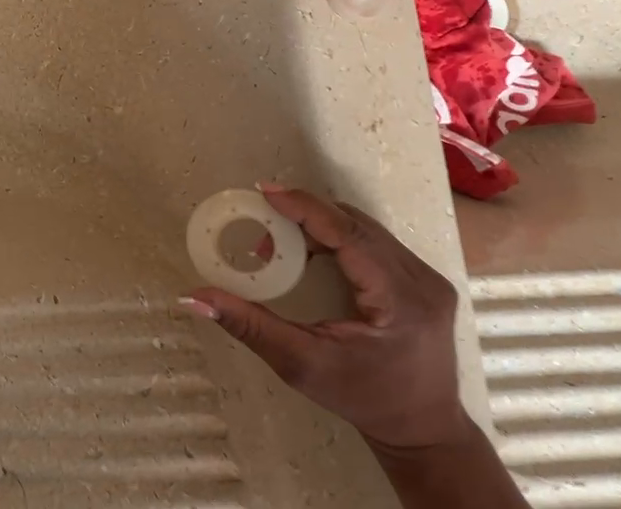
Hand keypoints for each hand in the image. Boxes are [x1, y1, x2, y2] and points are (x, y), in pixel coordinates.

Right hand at [184, 186, 467, 450]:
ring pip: (364, 228)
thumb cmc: (362, 398)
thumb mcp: (300, 364)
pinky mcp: (422, 282)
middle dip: (305, 213)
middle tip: (260, 219)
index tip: (264, 191)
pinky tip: (308, 251)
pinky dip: (335, 236)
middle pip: (355, 224)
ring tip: (278, 241)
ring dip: (318, 224)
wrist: (421, 429)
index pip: (349, 234)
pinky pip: (372, 241)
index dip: (305, 208)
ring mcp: (427, 280)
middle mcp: (421, 281)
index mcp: (400, 300)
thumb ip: (248, 325)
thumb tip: (193, 297)